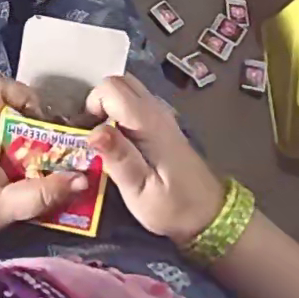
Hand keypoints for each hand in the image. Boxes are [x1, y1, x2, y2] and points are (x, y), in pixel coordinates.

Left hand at [0, 77, 89, 253]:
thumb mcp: (1, 208)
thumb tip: (82, 179)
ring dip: (33, 142)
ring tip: (51, 164)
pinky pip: (4, 143)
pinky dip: (22, 154)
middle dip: (38, 125)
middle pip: (10, 107)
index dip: (25, 96)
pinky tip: (33, 176)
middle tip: (58, 149)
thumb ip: (41, 194)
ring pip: (9, 126)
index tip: (43, 124)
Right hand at [84, 75, 224, 246]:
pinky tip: (118, 140)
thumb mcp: (139, 191)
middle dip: (98, 100)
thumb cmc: (172, 207)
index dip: (93, 104)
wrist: (210, 215)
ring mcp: (162, 115)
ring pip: (128, 89)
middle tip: (93, 133)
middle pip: (119, 81)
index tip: (88, 134)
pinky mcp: (162, 123)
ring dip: (109, 104)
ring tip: (103, 138)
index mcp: (149, 124)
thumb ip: (118, 158)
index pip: (111, 88)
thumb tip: (93, 131)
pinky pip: (135, 102)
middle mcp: (156, 111)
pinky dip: (120, 111)